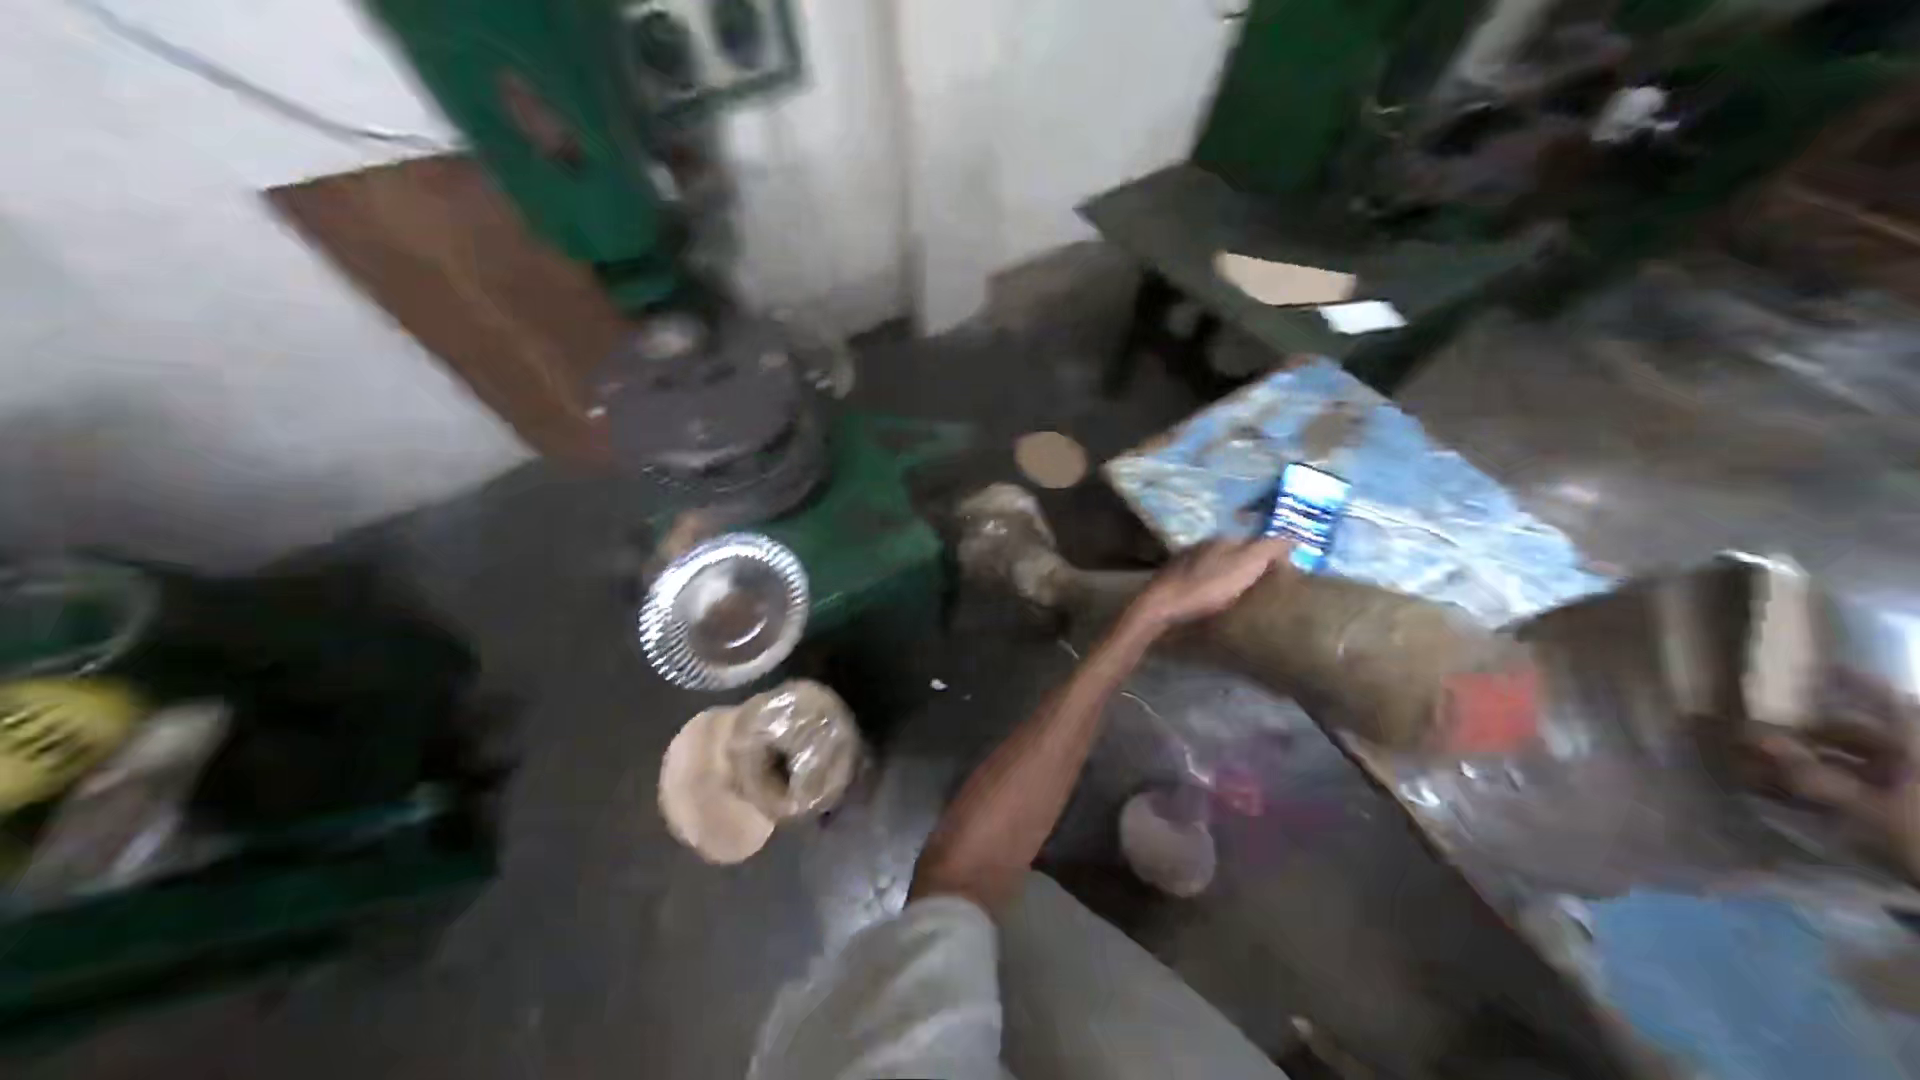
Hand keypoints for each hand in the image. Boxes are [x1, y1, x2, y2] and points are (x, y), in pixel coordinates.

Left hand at [1125, 536, 1294, 632]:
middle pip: (1234, 553)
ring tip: (1243, 595)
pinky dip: (1212, 586)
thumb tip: (1293, 536)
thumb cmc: (1207, 587)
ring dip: (1230, 576)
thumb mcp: (1246, 564)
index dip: (1271, 556)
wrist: (1161, 606)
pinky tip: (1215, 599)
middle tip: (1265, 586)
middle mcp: (1203, 545)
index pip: (1255, 542)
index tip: (1284, 575)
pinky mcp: (1173, 580)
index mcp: (1222, 539)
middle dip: (1250, 565)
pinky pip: (1201, 579)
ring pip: (1216, 565)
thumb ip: (1269, 548)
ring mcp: (1185, 562)